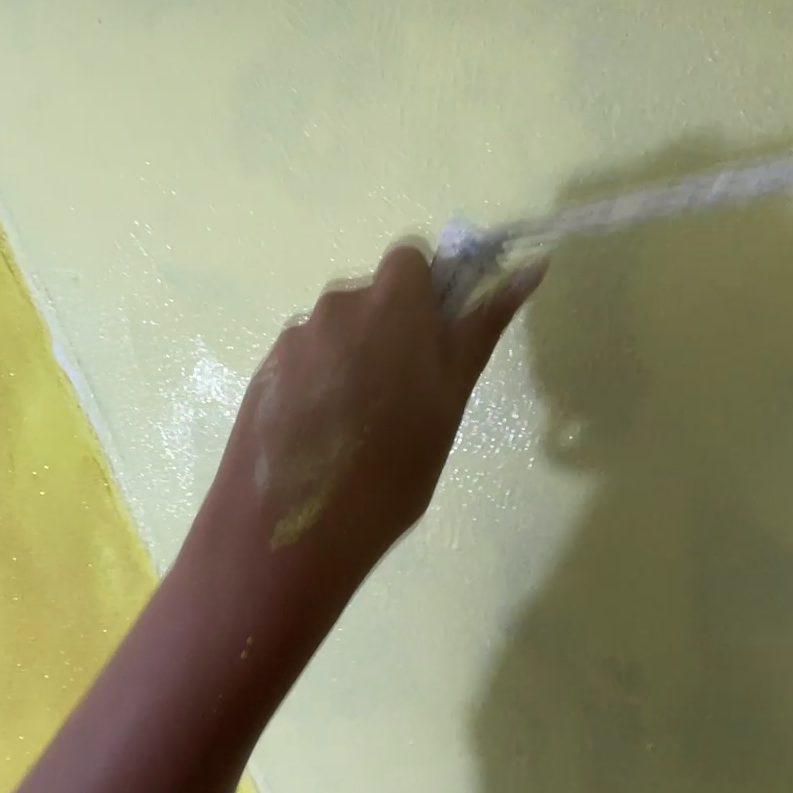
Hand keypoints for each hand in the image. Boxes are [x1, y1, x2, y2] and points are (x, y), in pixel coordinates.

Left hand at [189, 244, 542, 598]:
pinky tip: (321, 435)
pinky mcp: (263, 371)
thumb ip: (482, 326)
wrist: (289, 534)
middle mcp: (336, 305)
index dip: (427, 294)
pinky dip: (319, 382)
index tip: (434, 342)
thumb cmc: (391, 468)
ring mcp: (293, 338)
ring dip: (354, 357)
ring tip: (358, 425)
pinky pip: (305, 359)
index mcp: (389, 302)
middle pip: (373, 295)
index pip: (411, 258)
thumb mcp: (450, 399)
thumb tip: (528, 267)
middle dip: (391, 328)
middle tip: (404, 395)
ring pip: (338, 329)